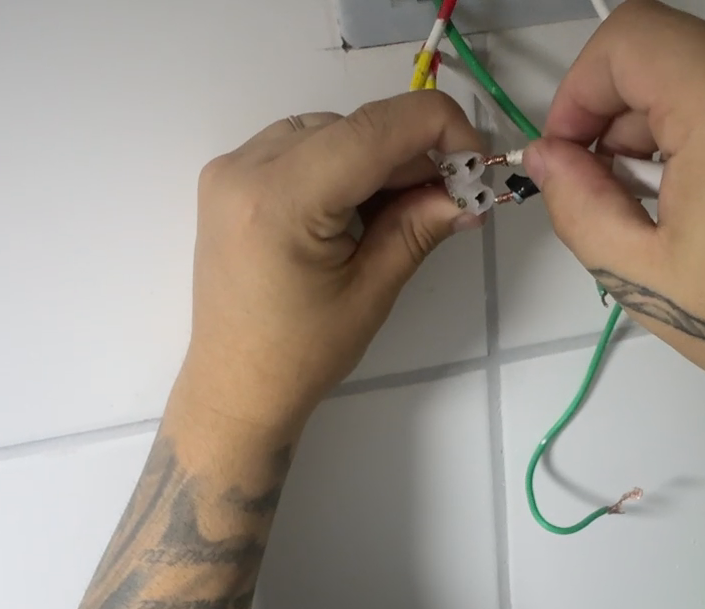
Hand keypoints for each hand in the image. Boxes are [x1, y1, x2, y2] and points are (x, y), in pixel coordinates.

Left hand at [176, 91, 484, 434]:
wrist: (237, 385)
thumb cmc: (304, 355)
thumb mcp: (371, 293)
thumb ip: (418, 229)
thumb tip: (470, 195)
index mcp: (282, 201)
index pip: (373, 129)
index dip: (437, 126)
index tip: (476, 157)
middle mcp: (246, 167)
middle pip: (351, 126)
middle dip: (408, 154)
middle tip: (447, 198)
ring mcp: (230, 169)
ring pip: (327, 131)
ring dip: (374, 159)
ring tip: (399, 211)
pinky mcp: (228, 179)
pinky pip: (298, 147)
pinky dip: (339, 165)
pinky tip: (356, 207)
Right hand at [524, 1, 704, 414]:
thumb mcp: (642, 276)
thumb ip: (578, 205)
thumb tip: (547, 157)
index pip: (627, 38)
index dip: (580, 90)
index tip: (570, 150)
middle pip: (673, 43)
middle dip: (626, 109)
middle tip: (616, 185)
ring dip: (676, 110)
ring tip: (676, 191)